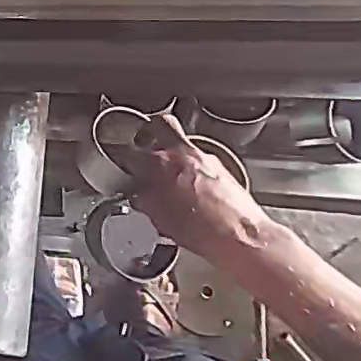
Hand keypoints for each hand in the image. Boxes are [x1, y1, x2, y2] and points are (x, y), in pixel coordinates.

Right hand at [117, 114, 278, 259]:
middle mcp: (182, 153)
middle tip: (142, 143)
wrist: (240, 236)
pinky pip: (198, 155)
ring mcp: (203, 156)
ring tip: (165, 166)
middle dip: (147, 131)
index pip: (129, 152)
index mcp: (160, 164)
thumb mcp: (160, 219)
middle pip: (159, 124)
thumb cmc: (204, 232)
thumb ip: (145, 199)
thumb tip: (139, 194)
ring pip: (181, 139)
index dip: (120, 158)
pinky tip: (188, 183)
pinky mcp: (219, 165)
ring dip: (169, 147)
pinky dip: (189, 163)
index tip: (120, 164)